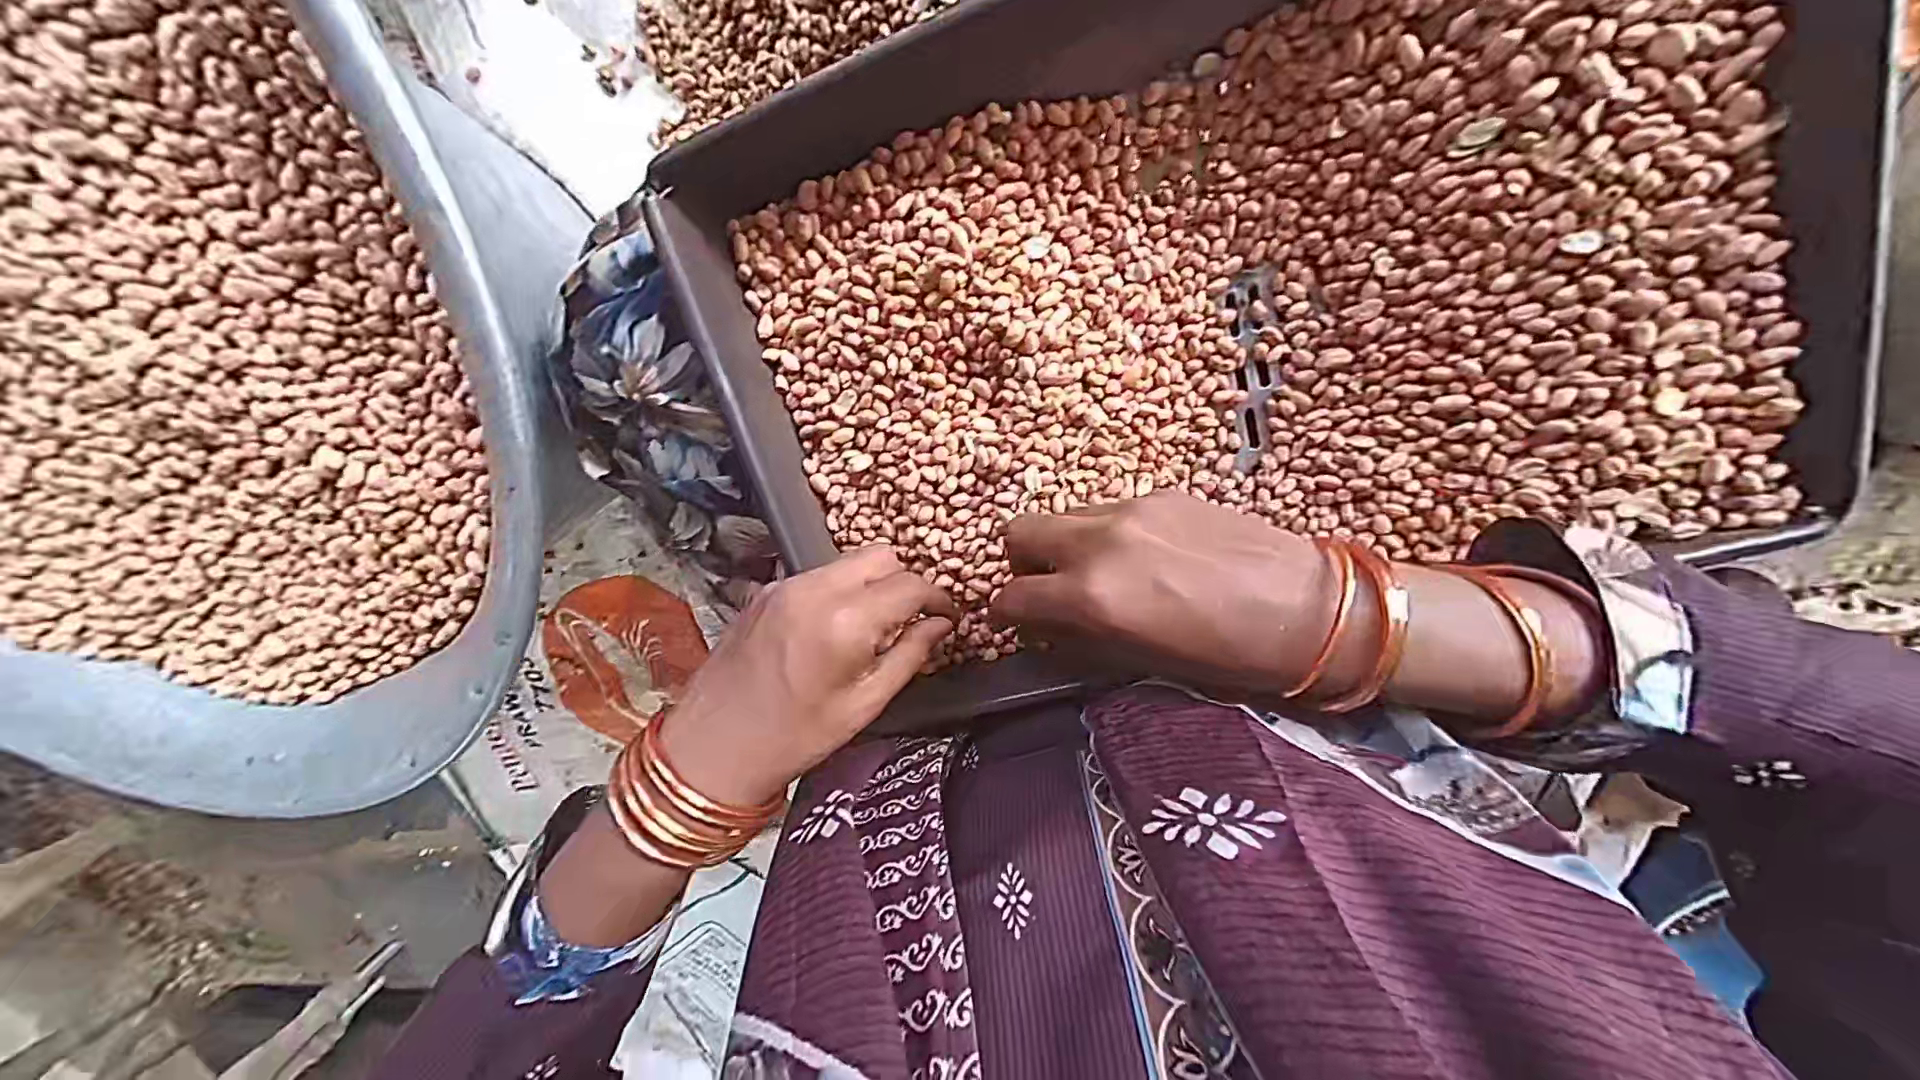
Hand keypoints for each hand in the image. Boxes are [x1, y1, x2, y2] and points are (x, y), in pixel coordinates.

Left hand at [656, 547, 957, 806]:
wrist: (709, 748)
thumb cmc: (794, 739)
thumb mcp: (864, 705)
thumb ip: (910, 656)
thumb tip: (941, 625)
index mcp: (845, 622)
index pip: (911, 585)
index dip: (938, 598)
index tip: (947, 617)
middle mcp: (815, 589)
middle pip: (882, 556)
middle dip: (905, 580)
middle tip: (912, 617)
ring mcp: (786, 585)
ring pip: (849, 561)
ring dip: (873, 583)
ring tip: (874, 624)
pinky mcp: (766, 590)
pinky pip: (819, 574)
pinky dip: (840, 589)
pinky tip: (835, 626)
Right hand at [990, 492, 1327, 693]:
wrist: (1312, 609)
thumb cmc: (1226, 657)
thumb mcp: (1139, 661)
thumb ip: (1079, 637)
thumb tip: (1046, 625)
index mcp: (1092, 595)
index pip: (1012, 595)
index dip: (1006, 614)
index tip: (1019, 622)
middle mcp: (1099, 542)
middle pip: (1019, 532)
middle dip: (1023, 563)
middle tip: (1050, 586)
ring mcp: (1131, 510)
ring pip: (1064, 516)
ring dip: (1066, 544)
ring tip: (1104, 571)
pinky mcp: (1162, 493)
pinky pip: (1109, 510)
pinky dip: (1107, 533)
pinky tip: (1148, 555)